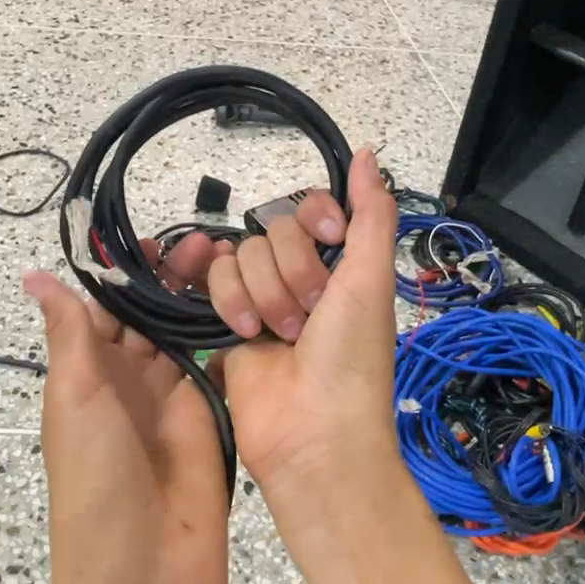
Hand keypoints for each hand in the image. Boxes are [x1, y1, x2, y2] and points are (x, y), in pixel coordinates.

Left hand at [25, 233, 230, 583]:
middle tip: (208, 241)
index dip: (126, 272)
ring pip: (184, 334)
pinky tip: (250, 299)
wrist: (145, 567)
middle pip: (150, 316)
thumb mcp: (74, 396)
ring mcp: (172, 397)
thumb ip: (69, 332)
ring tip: (231, 258)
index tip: (154, 236)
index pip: (107, 309)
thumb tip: (34, 274)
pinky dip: (228, 333)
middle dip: (171, 277)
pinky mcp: (210, 415)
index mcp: (89, 372)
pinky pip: (216, 365)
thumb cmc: (96, 475)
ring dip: (202, 298)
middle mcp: (130, 379)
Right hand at [207, 147, 401, 491]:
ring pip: (240, 254)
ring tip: (280, 336)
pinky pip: (212, 281)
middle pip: (272, 229)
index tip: (331, 238)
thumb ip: (370, 213)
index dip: (315, 217)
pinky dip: (230, 302)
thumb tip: (366, 150)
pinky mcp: (223, 319)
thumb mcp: (371, 280)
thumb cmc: (352, 357)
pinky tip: (245, 332)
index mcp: (338, 264)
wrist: (313, 433)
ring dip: (264, 294)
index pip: (310, 207)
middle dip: (293, 272)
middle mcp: (298, 275)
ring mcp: (259, 297)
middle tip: (310, 315)